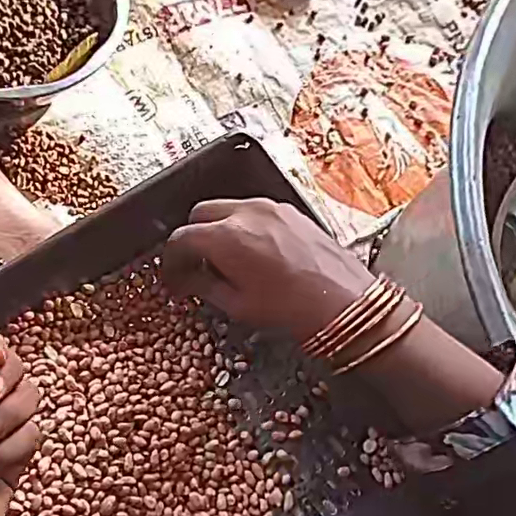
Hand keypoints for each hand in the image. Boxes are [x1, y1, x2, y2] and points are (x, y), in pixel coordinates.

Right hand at [163, 196, 504, 426]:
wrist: (346, 304)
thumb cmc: (290, 309)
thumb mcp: (236, 305)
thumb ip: (204, 284)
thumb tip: (187, 277)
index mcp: (226, 236)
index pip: (181, 238)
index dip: (170, 260)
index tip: (170, 277)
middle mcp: (245, 212)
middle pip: (199, 214)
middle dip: (190, 238)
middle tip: (191, 267)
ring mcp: (270, 206)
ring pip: (226, 208)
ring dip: (214, 229)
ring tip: (219, 261)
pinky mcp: (290, 210)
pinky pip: (251, 210)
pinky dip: (239, 226)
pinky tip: (247, 252)